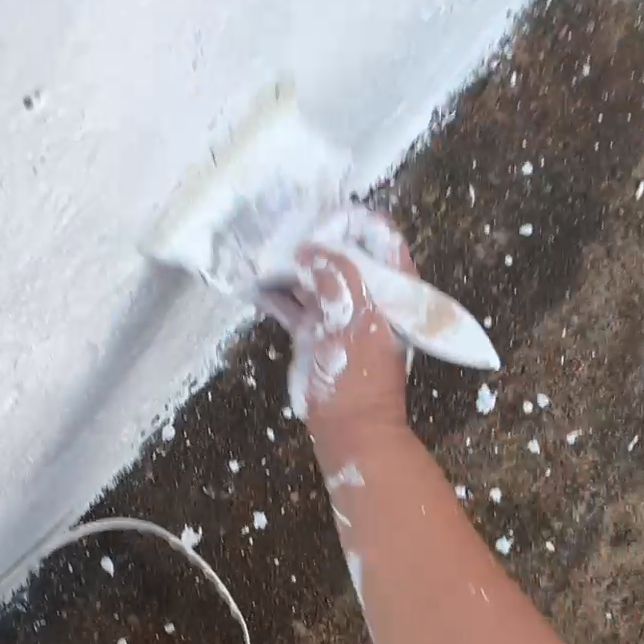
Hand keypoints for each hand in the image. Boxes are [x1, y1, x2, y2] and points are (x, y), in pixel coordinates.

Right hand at [254, 208, 415, 445]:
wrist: (349, 426)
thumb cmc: (361, 373)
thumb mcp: (355, 317)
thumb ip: (338, 275)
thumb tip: (309, 250)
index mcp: (391, 287)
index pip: (379, 237)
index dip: (353, 221)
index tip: (320, 217)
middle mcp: (365, 294)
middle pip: (340, 253)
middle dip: (310, 240)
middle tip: (280, 230)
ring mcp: (337, 313)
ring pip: (312, 276)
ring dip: (286, 265)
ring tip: (259, 253)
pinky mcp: (312, 331)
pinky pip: (291, 304)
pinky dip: (273, 294)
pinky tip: (252, 285)